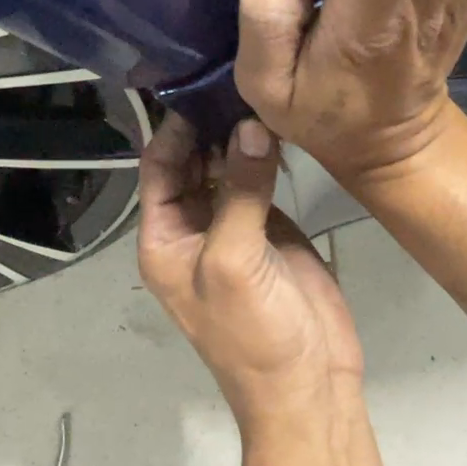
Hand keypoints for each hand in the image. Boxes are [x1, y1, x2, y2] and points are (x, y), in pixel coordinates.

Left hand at [137, 112, 363, 427]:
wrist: (308, 388)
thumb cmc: (254, 333)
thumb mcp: (234, 261)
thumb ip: (238, 191)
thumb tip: (248, 125)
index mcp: (163, 238)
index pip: (157, 168)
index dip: (175, 130)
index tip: (202, 88)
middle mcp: (191, 227)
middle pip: (190, 164)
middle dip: (207, 127)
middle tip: (235, 77)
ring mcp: (231, 226)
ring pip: (225, 168)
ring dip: (236, 136)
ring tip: (257, 91)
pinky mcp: (269, 229)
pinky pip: (259, 182)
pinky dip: (264, 155)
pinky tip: (278, 124)